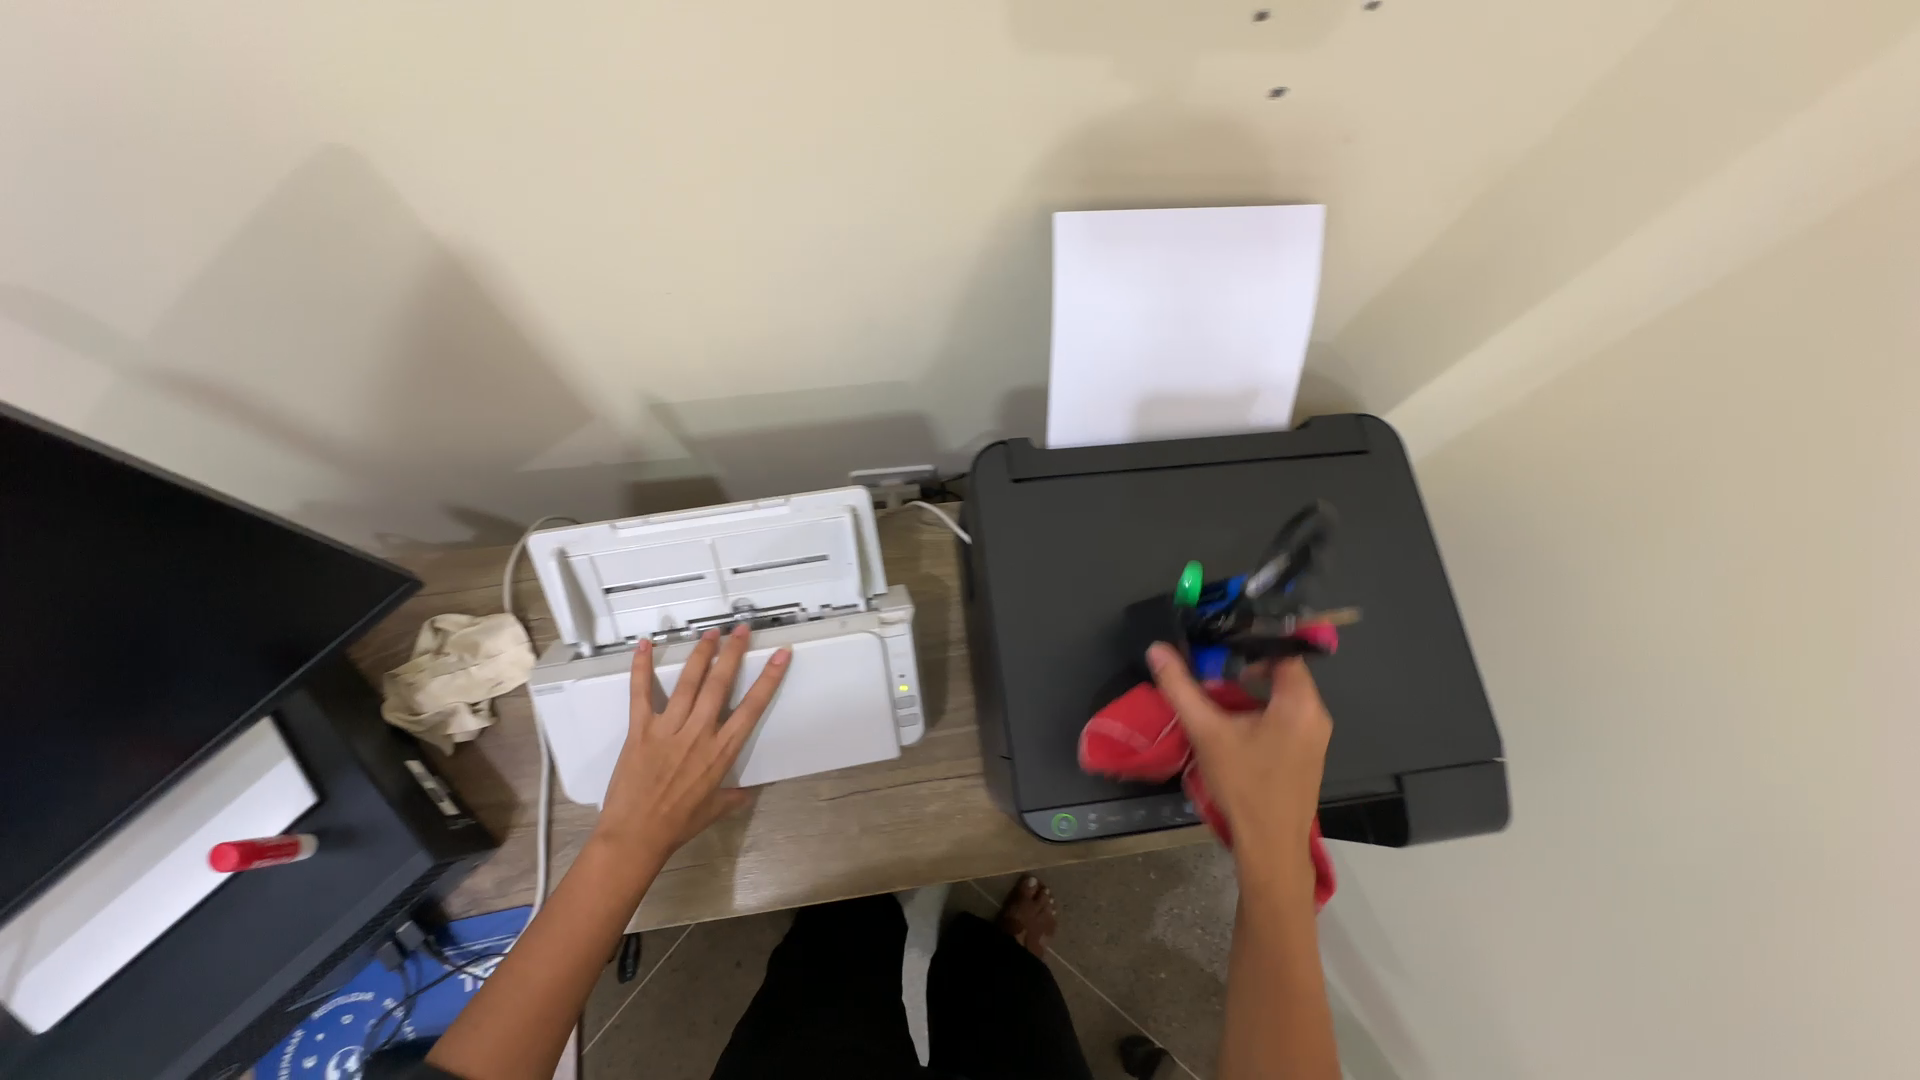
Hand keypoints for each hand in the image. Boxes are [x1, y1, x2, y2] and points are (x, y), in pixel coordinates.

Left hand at [594, 625, 789, 861]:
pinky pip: (640, 693)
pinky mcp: (640, 729)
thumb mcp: (714, 810)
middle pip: (720, 684)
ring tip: (711, 632)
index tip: (780, 654)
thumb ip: (733, 796)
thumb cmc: (677, 825)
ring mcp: (668, 728)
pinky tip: (644, 645)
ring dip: (701, 654)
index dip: (768, 678)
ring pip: (688, 682)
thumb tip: (748, 793)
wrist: (635, 836)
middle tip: (741, 629)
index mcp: (722, 751)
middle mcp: (699, 733)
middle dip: (733, 652)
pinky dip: (641, 667)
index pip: (752, 707)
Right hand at [1146, 643, 1330, 878]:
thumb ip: (1180, 687)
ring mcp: (1313, 737)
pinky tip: (1229, 725)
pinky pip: (1283, 717)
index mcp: (1300, 703)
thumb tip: (1157, 649)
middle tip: (1207, 669)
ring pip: (1279, 697)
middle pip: (1280, 673)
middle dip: (1242, 668)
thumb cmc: (1243, 784)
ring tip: (1212, 696)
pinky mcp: (1305, 754)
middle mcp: (1315, 715)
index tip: (1218, 642)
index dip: (1250, 642)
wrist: (1269, 846)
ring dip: (1247, 692)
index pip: (1282, 651)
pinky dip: (1257, 711)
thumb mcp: (1206, 731)